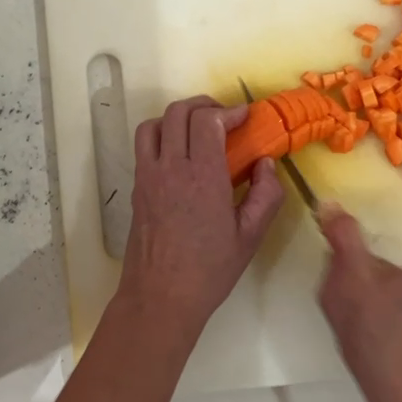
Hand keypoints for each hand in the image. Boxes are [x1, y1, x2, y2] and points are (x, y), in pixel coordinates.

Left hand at [117, 96, 284, 333]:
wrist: (160, 295)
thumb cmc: (209, 270)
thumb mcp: (250, 236)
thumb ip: (265, 195)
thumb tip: (265, 164)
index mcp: (202, 177)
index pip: (207, 121)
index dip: (228, 110)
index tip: (244, 117)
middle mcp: (171, 168)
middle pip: (178, 112)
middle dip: (203, 105)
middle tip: (224, 117)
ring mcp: (148, 175)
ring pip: (154, 124)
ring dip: (177, 117)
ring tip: (197, 130)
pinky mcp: (136, 187)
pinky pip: (144, 146)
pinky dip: (161, 136)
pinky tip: (179, 154)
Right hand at [317, 204, 401, 401]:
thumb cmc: (391, 389)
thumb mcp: (349, 348)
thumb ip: (340, 303)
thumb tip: (337, 272)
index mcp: (363, 287)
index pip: (346, 235)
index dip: (335, 223)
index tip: (328, 216)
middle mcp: (396, 277)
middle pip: (372, 268)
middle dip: (366, 287)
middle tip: (368, 331)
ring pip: (400, 286)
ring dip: (394, 305)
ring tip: (401, 349)